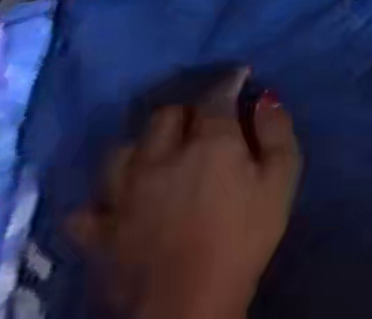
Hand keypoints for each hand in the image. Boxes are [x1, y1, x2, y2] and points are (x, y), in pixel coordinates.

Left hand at [68, 68, 300, 318]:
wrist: (187, 299)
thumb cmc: (249, 230)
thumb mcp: (282, 175)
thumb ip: (276, 131)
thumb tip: (264, 97)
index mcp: (208, 143)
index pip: (214, 97)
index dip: (228, 81)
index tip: (241, 75)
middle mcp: (158, 159)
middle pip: (162, 118)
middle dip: (185, 109)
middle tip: (205, 115)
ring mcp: (119, 196)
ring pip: (119, 153)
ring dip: (141, 144)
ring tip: (159, 149)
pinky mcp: (96, 231)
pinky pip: (89, 203)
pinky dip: (105, 195)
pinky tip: (121, 198)